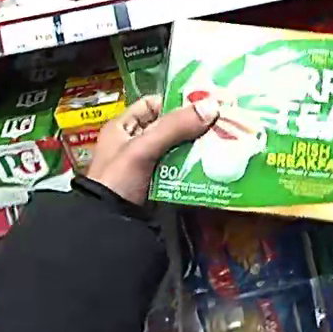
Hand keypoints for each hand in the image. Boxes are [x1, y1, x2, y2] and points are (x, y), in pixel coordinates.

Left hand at [86, 94, 219, 204]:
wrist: (109, 228)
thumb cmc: (119, 180)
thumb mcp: (143, 149)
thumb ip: (174, 127)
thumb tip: (212, 106)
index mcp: (121, 127)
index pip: (152, 104)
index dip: (175, 103)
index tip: (204, 105)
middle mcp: (133, 143)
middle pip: (168, 127)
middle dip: (193, 126)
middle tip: (221, 124)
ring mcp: (145, 166)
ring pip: (176, 149)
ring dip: (196, 147)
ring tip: (223, 142)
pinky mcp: (156, 185)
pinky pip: (178, 169)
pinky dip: (193, 166)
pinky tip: (212, 164)